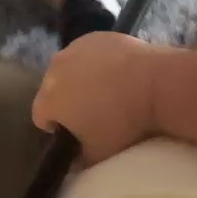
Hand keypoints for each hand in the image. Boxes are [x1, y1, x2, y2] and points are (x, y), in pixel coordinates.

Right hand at [31, 32, 175, 162]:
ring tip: (106, 90)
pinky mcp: (96, 35)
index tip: (74, 133)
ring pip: (69, 67)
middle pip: (52, 88)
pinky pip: (88, 52)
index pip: (40, 116)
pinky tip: (118, 71)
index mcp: (49, 98)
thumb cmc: (122, 122)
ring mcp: (75, 47)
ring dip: (80, 78)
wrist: (156, 83)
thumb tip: (74, 162)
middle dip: (66, 100)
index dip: (56, 127)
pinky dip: (97, 61)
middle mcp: (55, 68)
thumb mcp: (98, 154)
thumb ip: (79, 161)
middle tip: (91, 113)